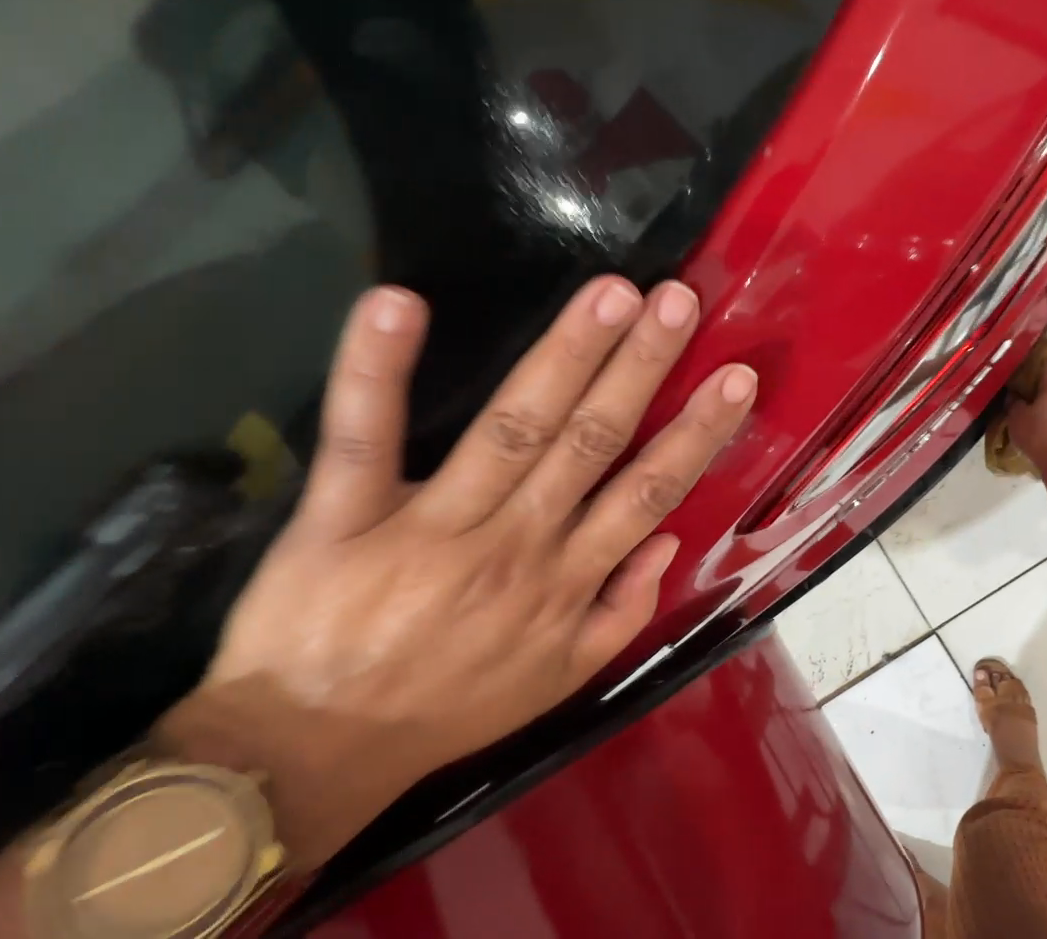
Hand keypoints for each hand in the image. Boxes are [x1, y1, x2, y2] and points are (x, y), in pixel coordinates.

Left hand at [156, 276, 753, 867]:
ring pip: (514, 426)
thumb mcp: (559, 679)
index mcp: (564, 583)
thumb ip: (622, 612)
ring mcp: (431, 526)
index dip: (696, 433)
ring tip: (611, 293)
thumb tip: (668, 538)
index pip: (646, 493)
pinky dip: (377, 368)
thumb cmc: (447, 709)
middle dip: (641, 367)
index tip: (735, 377)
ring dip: (566, 355)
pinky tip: (398, 303)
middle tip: (677, 299)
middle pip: (590, 441)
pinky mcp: (342, 515)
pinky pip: (364, 436)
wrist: (310, 753)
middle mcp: (513, 544)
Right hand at [1006, 361, 1046, 470]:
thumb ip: (1014, 401)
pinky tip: (1034, 406)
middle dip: (1042, 369)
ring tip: (1026, 387)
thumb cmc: (1037, 434)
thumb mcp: (1016, 416)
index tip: (1027, 351)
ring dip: (1044, 385)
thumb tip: (1013, 394)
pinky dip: (1046, 399)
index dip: (1039, 353)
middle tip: (1024, 369)